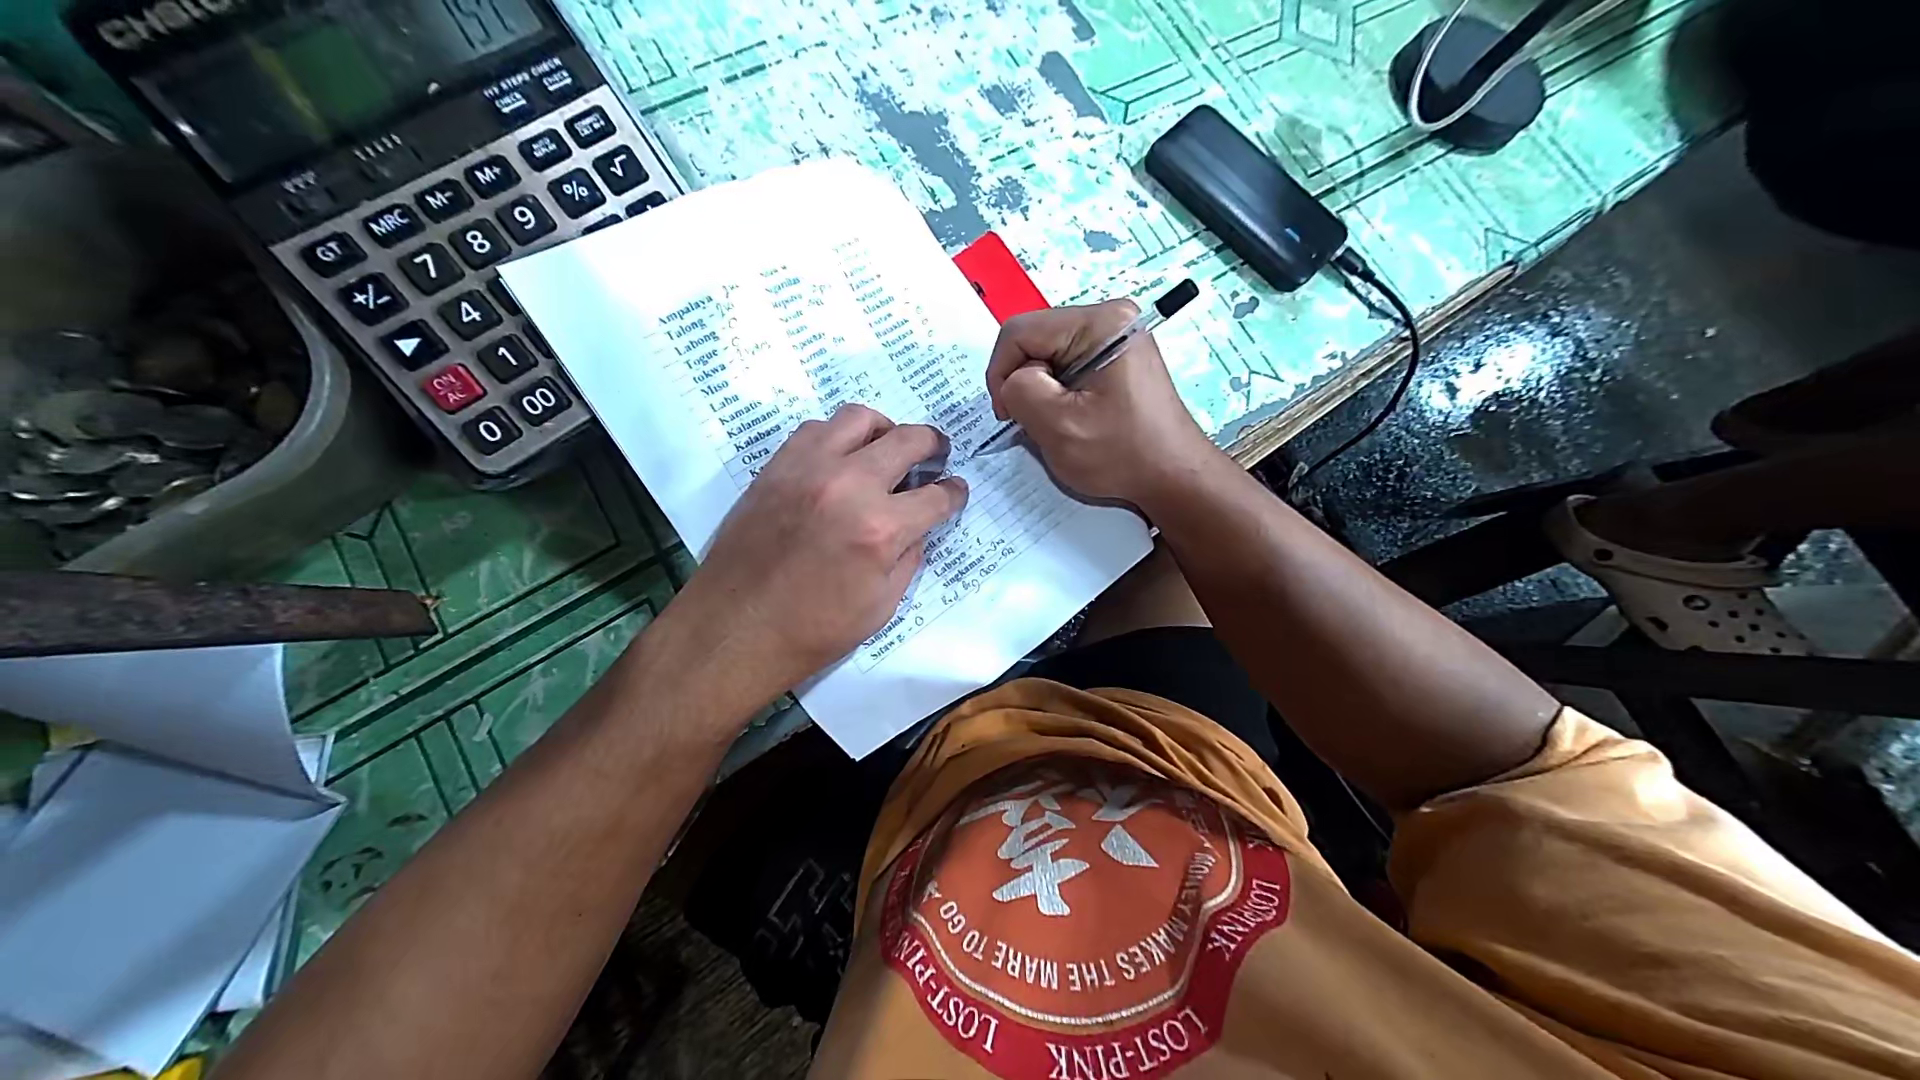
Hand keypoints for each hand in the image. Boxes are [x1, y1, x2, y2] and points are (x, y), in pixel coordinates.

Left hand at [659, 405, 967, 707]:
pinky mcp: (776, 467)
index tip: (956, 490)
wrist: (734, 629)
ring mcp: (808, 469)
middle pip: (907, 440)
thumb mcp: (881, 606)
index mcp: (880, 529)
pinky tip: (841, 459)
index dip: (954, 493)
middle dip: (933, 445)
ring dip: (885, 429)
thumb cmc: (812, 631)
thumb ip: (908, 557)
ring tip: (888, 447)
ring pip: (859, 418)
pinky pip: (815, 429)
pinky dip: (838, 437)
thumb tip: (918, 526)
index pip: (937, 496)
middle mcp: (848, 486)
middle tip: (936, 454)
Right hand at [986, 301, 1223, 510]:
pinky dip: (1058, 394)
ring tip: (1060, 423)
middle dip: (1025, 382)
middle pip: (1034, 340)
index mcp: (1100, 324)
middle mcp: (1110, 319)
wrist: (1173, 476)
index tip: (1009, 414)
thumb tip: (1013, 381)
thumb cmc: (1123, 455)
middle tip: (1036, 422)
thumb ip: (1019, 391)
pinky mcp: (1116, 357)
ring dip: (1041, 392)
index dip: (1001, 373)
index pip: (1019, 332)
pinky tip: (1074, 418)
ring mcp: (1115, 337)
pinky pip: (1066, 366)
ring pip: (1047, 356)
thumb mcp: (1058, 426)